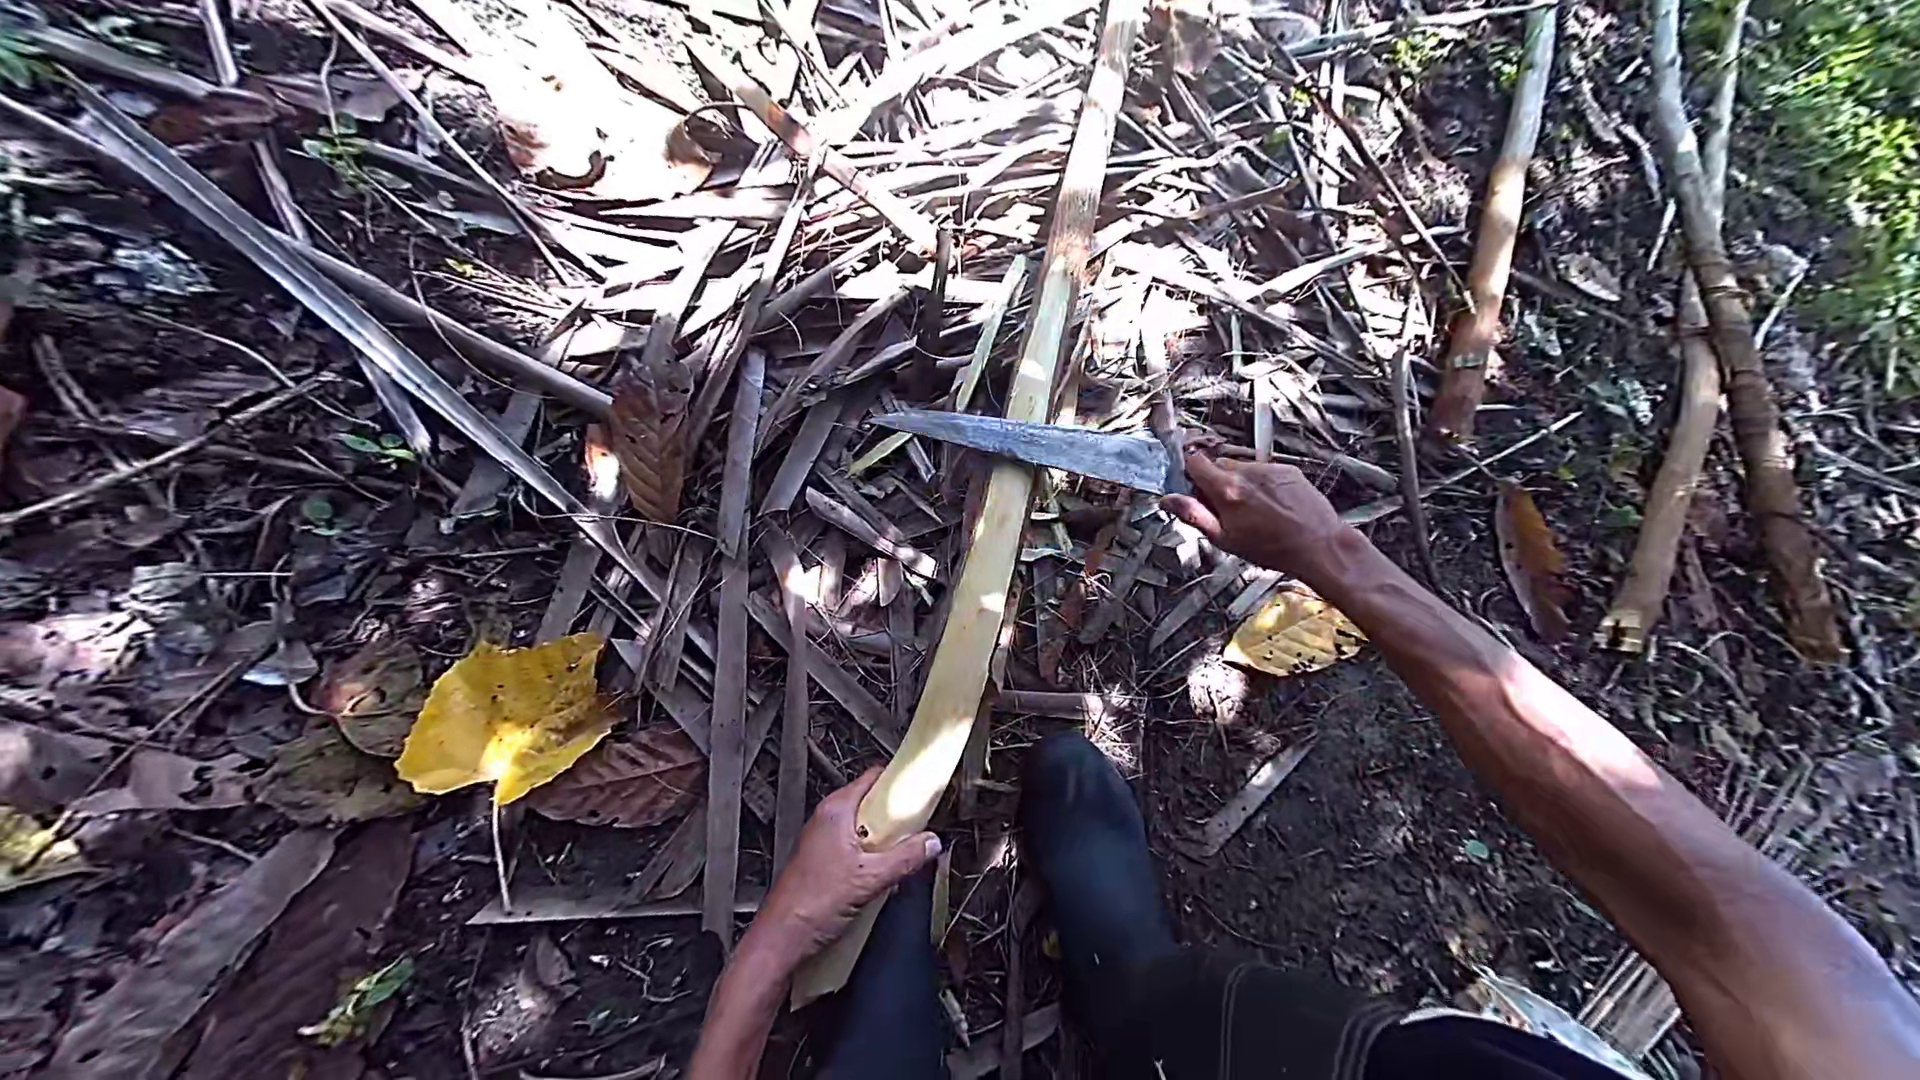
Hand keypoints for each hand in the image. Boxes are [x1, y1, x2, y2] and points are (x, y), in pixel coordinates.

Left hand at [748, 768, 940, 966]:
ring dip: (883, 838)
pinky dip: (870, 853)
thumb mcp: (870, 879)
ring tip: (897, 855)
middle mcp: (828, 818)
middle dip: (894, 816)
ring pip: (864, 826)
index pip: (874, 777)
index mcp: (836, 809)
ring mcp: (824, 838)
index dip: (898, 782)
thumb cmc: (809, 905)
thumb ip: (905, 858)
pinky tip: (878, 874)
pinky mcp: (823, 858)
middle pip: (872, 802)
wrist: (781, 940)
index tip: (918, 792)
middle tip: (913, 830)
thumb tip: (930, 843)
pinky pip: (855, 844)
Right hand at [1163, 451, 1352, 587]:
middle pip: (1218, 465)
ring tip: (1252, 510)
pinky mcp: (1287, 470)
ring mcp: (1269, 470)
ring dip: (1239, 483)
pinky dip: (1261, 484)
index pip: (1195, 462)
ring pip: (1241, 468)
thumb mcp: (1224, 539)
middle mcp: (1248, 474)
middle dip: (1215, 482)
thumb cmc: (1273, 548)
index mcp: (1227, 491)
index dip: (1190, 473)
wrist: (1319, 546)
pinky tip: (1269, 505)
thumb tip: (1169, 500)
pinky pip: (1263, 471)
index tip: (1191, 484)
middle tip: (1224, 507)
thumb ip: (1193, 515)